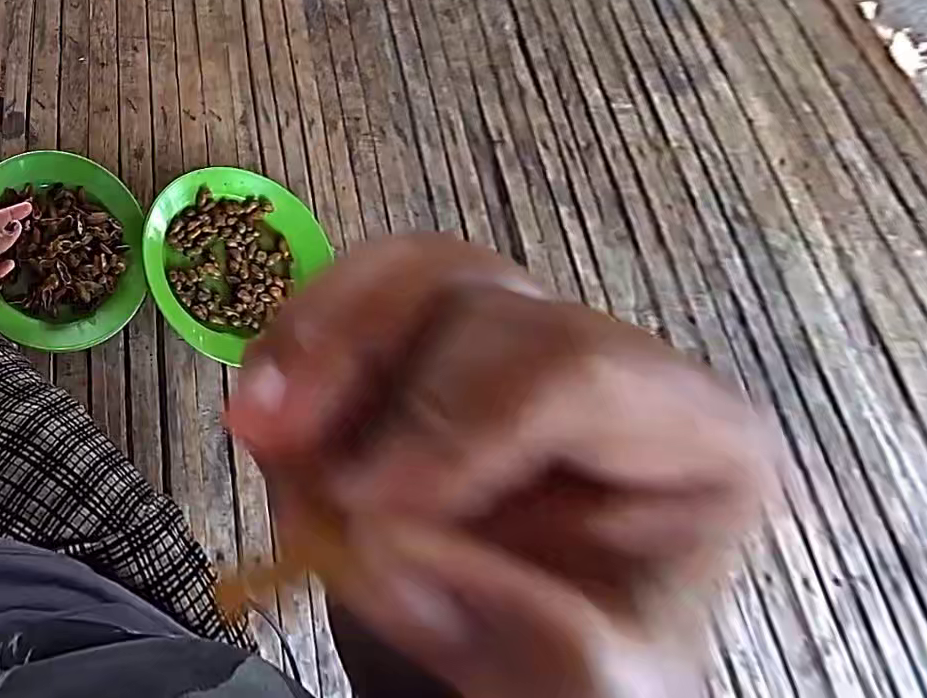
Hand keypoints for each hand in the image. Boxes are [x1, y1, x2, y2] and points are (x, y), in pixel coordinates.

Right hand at [225, 235, 778, 697]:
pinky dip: (278, 349)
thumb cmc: (559, 660)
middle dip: (352, 357)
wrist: (477, 633)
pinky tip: (253, 406)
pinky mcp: (388, 327)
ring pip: (384, 270)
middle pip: (457, 287)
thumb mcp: (581, 689)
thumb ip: (526, 639)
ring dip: (302, 340)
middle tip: (273, 434)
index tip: (363, 501)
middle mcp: (565, 342)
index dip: (451, 421)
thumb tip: (389, 546)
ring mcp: (468, 322)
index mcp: (675, 422)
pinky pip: (326, 299)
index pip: (565, 365)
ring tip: (251, 418)